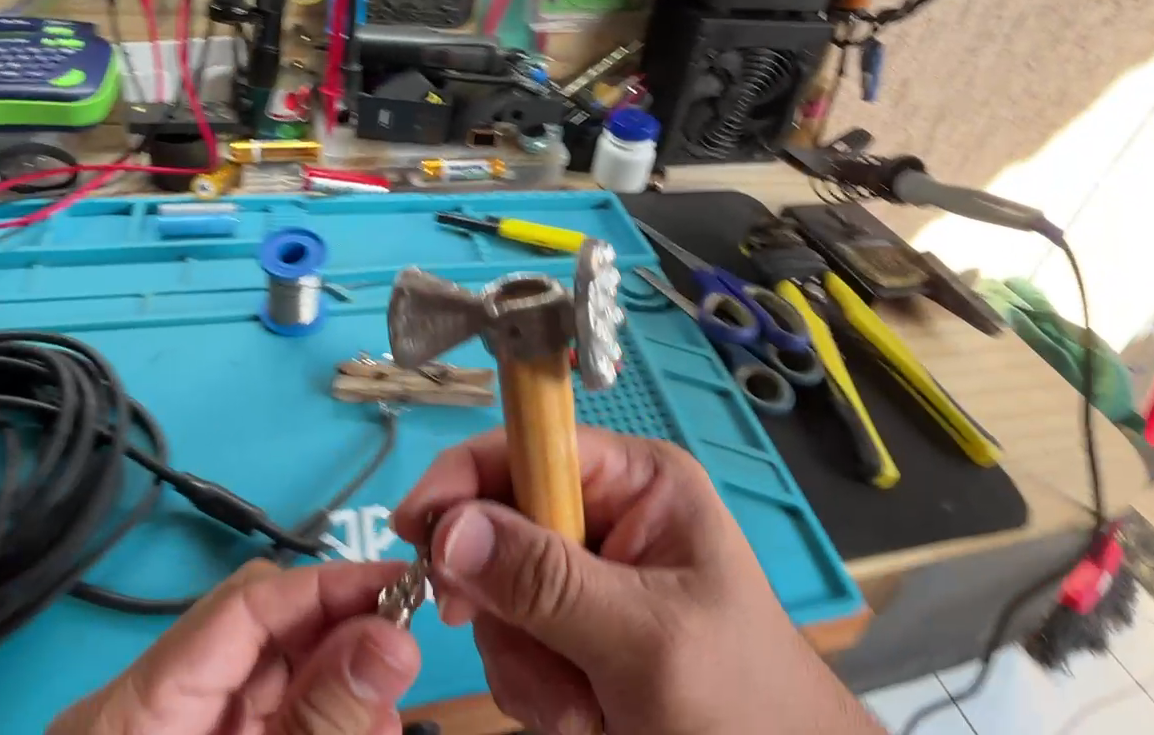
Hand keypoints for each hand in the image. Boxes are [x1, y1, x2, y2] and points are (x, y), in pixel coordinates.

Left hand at [47, 559, 419, 734]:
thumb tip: (392, 638)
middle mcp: (149, 705)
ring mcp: (174, 731)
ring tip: (381, 719)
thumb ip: (320, 722)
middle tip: (400, 661)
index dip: (327, 585)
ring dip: (336, 679)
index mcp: (133, 711)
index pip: (243, 607)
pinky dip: (318, 716)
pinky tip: (358, 731)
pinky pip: (267, 712)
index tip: (404, 584)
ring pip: (270, 670)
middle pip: (257, 630)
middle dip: (337, 635)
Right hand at [394, 427, 881, 734]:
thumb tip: (447, 528)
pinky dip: (532, 683)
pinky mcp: (573, 627)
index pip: (531, 445)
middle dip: (505, 598)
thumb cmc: (739, 701)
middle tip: (519, 648)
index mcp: (637, 480)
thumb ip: (547, 582)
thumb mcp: (644, 638)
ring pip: (498, 590)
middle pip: (502, 523)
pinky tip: (581, 712)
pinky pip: (512, 637)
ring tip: (580, 704)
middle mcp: (606, 513)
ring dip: (524, 657)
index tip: (414, 528)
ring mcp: (587, 573)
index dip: (468, 475)